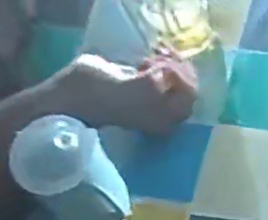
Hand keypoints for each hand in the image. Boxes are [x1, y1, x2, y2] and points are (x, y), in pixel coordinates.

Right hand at [58, 51, 196, 135]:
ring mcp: (156, 103)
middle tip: (158, 53)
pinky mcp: (146, 90)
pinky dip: (162, 62)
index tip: (160, 61)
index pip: (190, 95)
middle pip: (188, 88)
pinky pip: (167, 76)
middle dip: (177, 65)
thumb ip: (151, 87)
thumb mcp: (128, 89)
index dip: (180, 74)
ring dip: (170, 61)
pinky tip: (149, 56)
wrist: (77, 94)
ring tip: (152, 53)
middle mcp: (165, 115)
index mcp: (164, 119)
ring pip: (179, 81)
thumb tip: (165, 77)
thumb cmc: (100, 93)